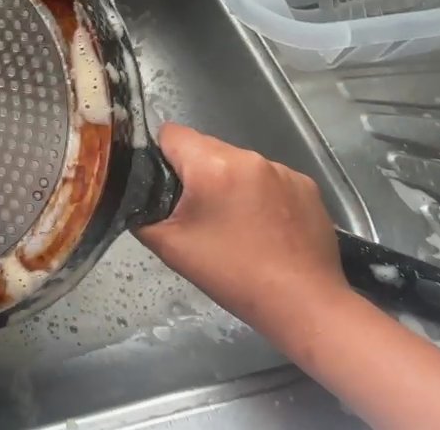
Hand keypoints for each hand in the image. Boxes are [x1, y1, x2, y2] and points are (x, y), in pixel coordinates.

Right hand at [135, 123, 347, 334]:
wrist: (305, 306)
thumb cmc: (233, 275)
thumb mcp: (169, 246)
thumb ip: (140, 211)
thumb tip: (132, 194)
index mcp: (212, 165)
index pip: (170, 133)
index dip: (160, 155)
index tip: (165, 187)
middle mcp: (248, 157)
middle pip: (205, 147)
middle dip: (196, 172)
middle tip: (199, 213)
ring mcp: (282, 170)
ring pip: (237, 163)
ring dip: (229, 182)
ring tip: (236, 224)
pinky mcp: (306, 187)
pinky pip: (269, 178)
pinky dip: (260, 194)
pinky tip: (266, 228)